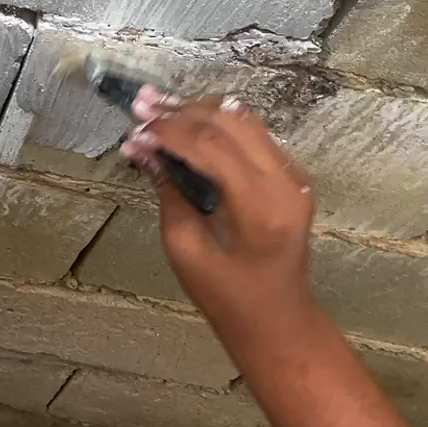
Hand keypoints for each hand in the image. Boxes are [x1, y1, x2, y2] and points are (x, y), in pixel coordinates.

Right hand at [120, 89, 318, 342]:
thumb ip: (167, 190)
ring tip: (156, 105)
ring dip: (196, 109)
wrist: (279, 320)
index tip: (134, 129)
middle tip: (139, 106)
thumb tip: (140, 147)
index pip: (209, 146)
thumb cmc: (226, 295)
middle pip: (227, 122)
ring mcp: (293, 175)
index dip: (168, 131)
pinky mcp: (290, 173)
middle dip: (179, 111)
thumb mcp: (185, 248)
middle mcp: (284, 183)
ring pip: (241, 118)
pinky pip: (251, 130)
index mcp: (260, 208)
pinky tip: (184, 117)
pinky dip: (214, 120)